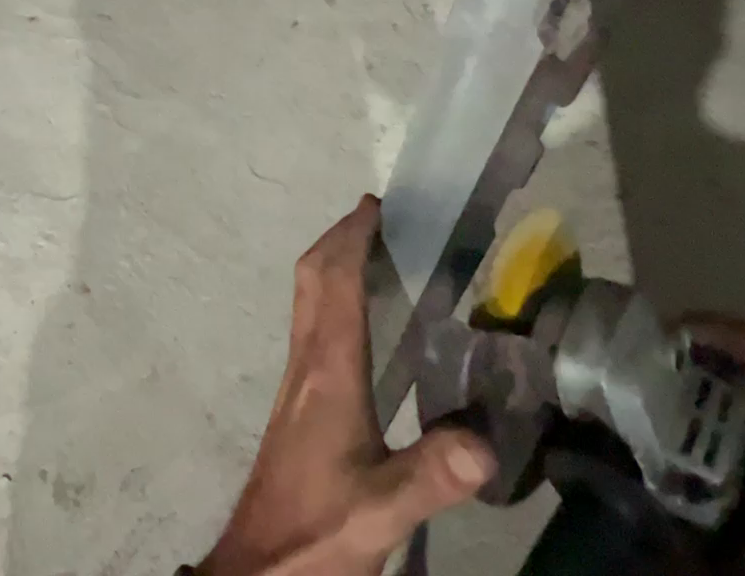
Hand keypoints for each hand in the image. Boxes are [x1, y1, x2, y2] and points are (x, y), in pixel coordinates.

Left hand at [200, 196, 496, 575]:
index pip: (335, 284)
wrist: (258, 571)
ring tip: (380, 252)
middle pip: (312, 278)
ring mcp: (299, 381)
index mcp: (328, 372)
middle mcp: (308, 363)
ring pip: (308, 298)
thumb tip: (486, 442)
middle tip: (381, 218)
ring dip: (336, 263)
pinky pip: (315, 324)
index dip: (352, 238)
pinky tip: (369, 320)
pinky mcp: (300, 401)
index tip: (378, 205)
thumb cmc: (314, 533)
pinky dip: (336, 296)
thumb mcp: (379, 512)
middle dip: (341, 238)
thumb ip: (430, 475)